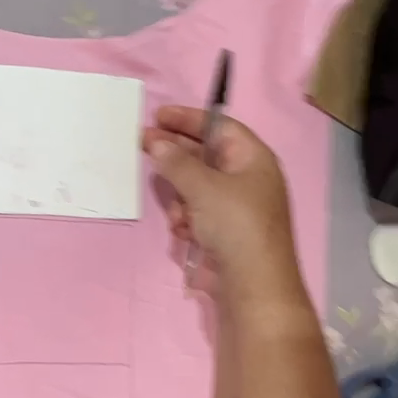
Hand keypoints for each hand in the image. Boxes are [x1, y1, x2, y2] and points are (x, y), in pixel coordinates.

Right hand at [142, 106, 304, 306]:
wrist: (252, 281)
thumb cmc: (235, 225)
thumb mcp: (203, 188)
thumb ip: (176, 162)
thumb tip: (155, 142)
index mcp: (252, 158)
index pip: (218, 127)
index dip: (188, 120)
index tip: (157, 116)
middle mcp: (246, 177)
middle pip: (205, 155)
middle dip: (176, 156)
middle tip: (144, 146)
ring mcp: (235, 205)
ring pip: (196, 186)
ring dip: (180, 196)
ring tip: (178, 213)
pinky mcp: (223, 229)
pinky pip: (197, 212)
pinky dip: (187, 218)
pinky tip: (184, 231)